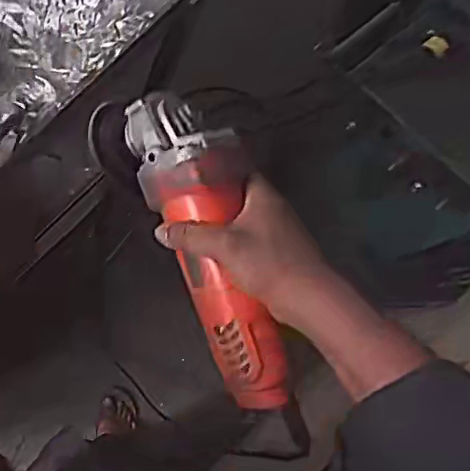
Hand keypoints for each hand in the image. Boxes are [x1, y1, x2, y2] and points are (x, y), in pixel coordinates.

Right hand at [153, 176, 337, 328]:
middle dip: (213, 208)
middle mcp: (275, 211)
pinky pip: (248, 246)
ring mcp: (279, 234)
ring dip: (221, 231)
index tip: (195, 182)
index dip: (217, 175)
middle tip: (189, 214)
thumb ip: (191, 236)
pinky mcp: (278, 256)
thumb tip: (163, 231)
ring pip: (242, 225)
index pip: (240, 172)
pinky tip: (216, 261)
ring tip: (197, 239)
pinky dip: (231, 250)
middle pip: (238, 201)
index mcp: (265, 197)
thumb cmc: (270, 263)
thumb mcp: (223, 245)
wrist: (306, 298)